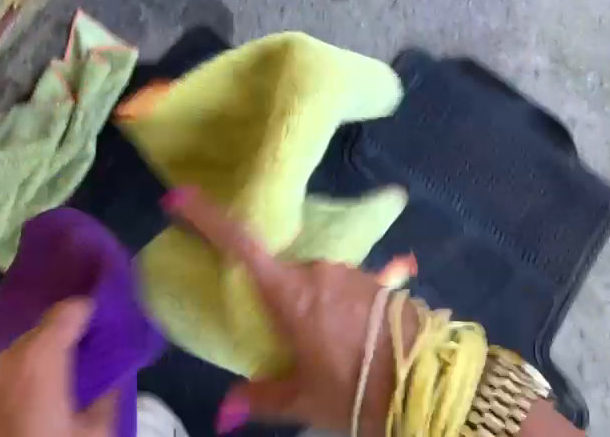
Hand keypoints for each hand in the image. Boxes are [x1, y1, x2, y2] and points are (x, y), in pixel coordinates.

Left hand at [0, 298, 118, 436]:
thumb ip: (106, 400)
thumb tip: (111, 379)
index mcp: (38, 359)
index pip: (69, 310)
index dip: (90, 313)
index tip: (105, 325)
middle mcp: (3, 359)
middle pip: (41, 334)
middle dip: (63, 346)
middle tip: (84, 370)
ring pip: (16, 360)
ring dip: (36, 369)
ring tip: (54, 399)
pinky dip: (12, 389)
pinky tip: (24, 418)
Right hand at [165, 186, 580, 436]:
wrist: (430, 386)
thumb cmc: (355, 391)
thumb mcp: (306, 402)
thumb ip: (263, 399)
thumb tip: (224, 412)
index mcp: (288, 293)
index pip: (238, 243)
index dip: (206, 218)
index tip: (178, 196)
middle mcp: (315, 271)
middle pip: (282, 276)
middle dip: (282, 306)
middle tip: (294, 348)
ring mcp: (349, 273)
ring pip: (317, 285)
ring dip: (317, 313)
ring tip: (335, 358)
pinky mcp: (377, 282)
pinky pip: (349, 291)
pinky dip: (347, 312)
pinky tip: (364, 341)